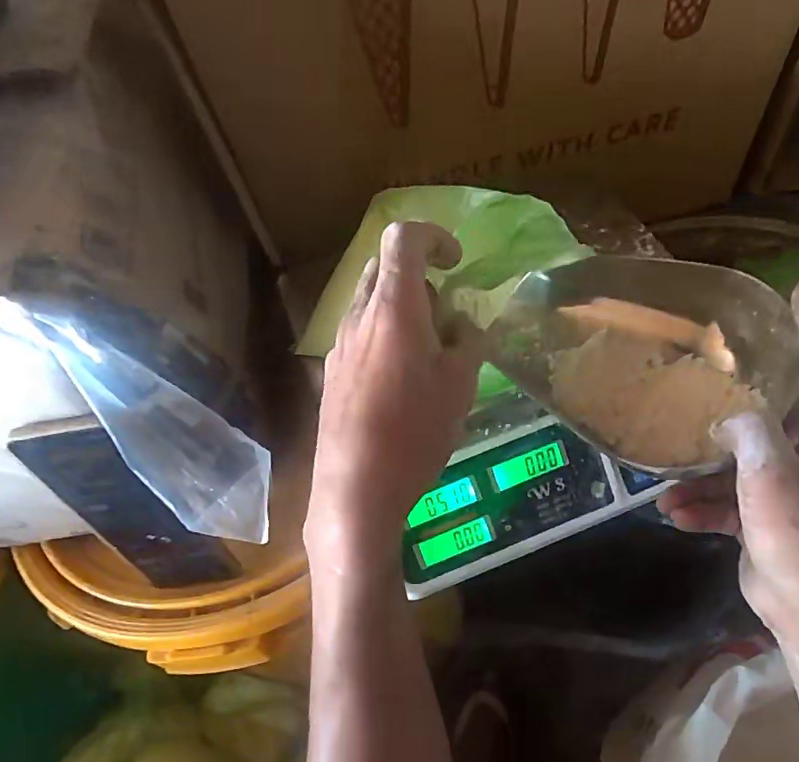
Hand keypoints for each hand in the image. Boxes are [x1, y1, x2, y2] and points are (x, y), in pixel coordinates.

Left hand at [306, 222, 482, 570]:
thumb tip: (461, 324)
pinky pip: (359, 340)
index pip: (403, 238)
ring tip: (425, 360)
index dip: (435, 236)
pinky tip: (399, 388)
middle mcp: (358, 318)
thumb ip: (467, 342)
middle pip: (383, 270)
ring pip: (369, 307)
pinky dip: (383, 342)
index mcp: (393, 308)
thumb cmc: (415, 433)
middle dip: (418, 280)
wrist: (356, 487)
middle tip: (443, 320)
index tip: (457, 263)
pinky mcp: (331, 378)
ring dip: (400, 315)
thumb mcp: (460, 386)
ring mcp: (338, 348)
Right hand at [657, 281, 798, 650]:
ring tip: (664, 476)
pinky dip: (703, 506)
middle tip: (705, 370)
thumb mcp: (775, 481)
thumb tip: (730, 415)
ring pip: (742, 461)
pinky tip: (671, 514)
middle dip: (743, 393)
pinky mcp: (769, 521)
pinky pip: (730, 501)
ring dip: (704, 468)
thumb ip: (753, 437)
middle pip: (780, 410)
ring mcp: (792, 489)